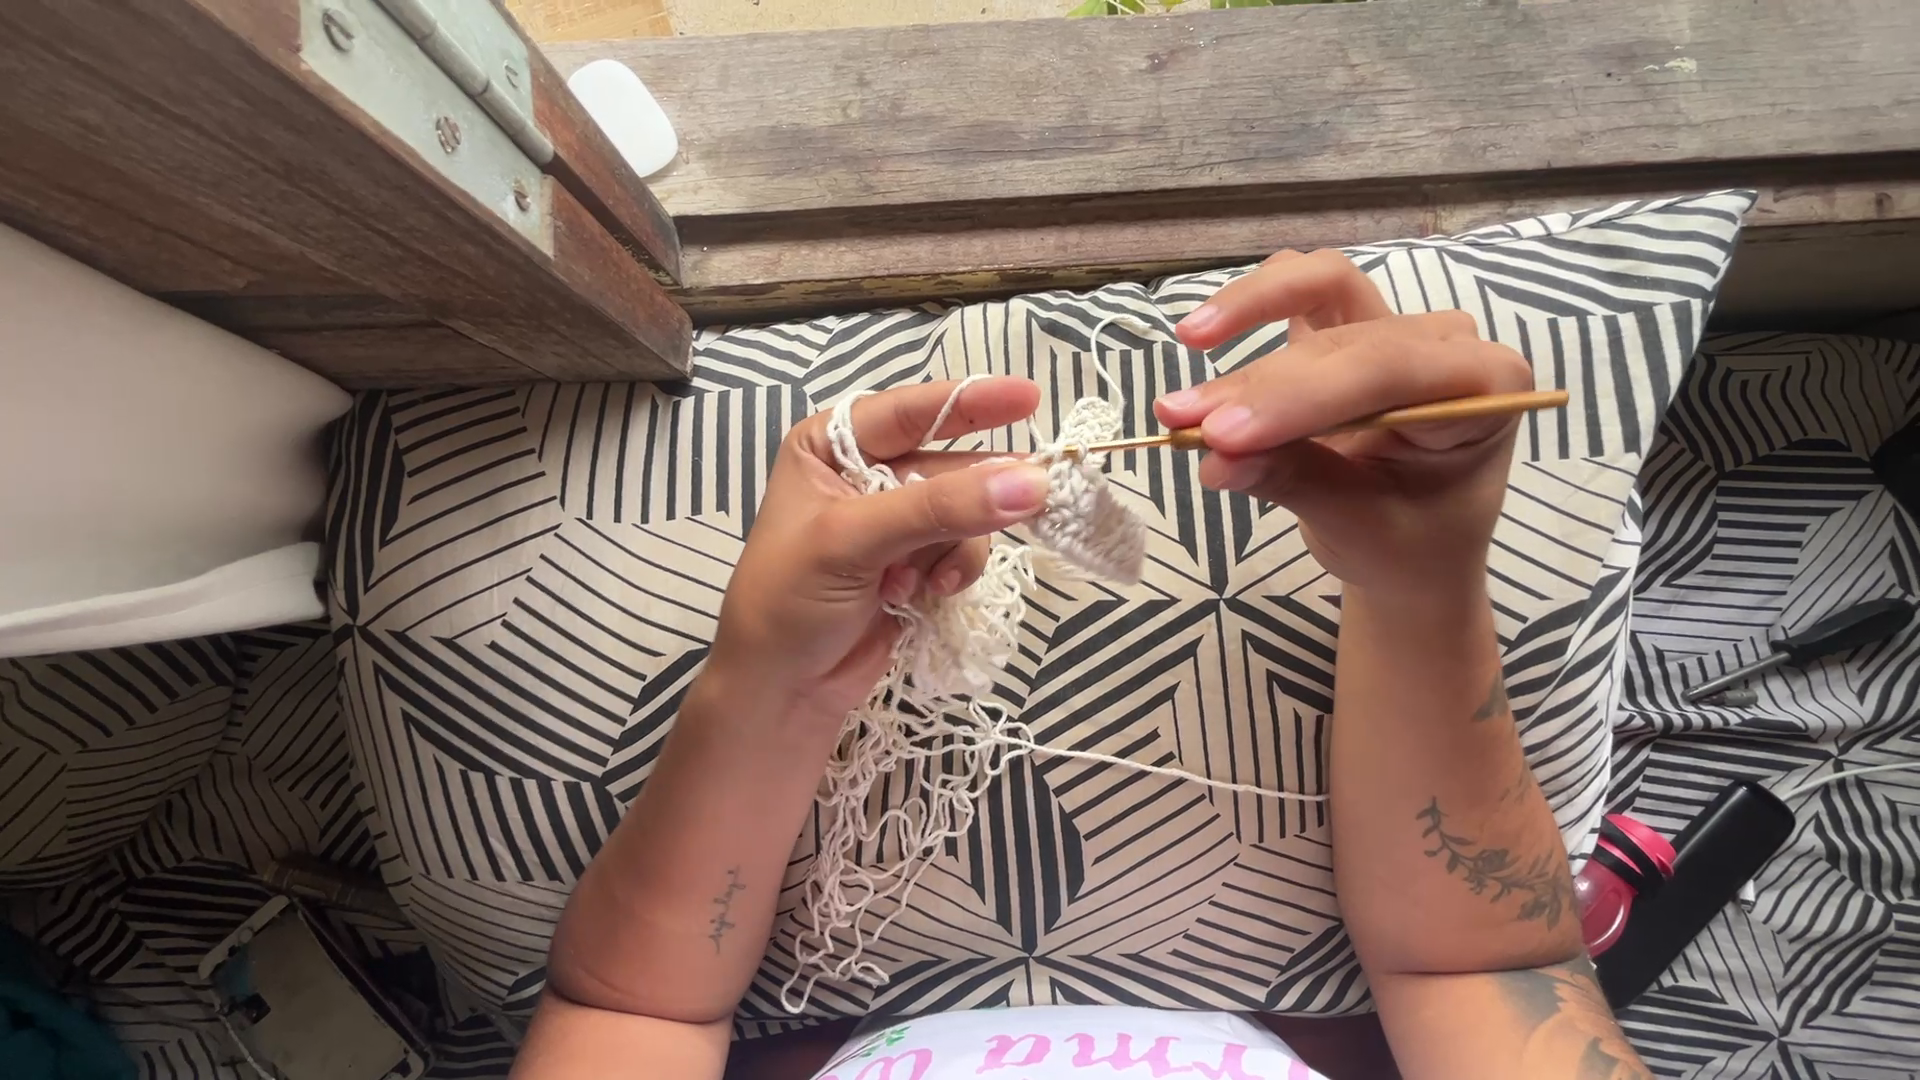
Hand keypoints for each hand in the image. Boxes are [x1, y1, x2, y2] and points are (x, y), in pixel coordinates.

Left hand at [706, 377, 1048, 724]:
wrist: (783, 691)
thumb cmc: (792, 601)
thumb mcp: (853, 541)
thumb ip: (938, 509)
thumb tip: (1030, 482)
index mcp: (828, 446)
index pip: (908, 411)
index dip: (970, 402)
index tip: (1030, 397)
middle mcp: (863, 475)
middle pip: (946, 464)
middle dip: (976, 489)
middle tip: (1035, 491)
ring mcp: (894, 524)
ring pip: (965, 512)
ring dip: (957, 545)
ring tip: (928, 580)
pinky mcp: (915, 565)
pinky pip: (963, 550)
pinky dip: (954, 571)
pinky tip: (926, 595)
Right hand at [1161, 250, 1533, 597]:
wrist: (1412, 549)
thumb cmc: (1406, 544)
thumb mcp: (1355, 525)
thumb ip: (1291, 482)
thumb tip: (1212, 461)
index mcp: (1484, 391)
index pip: (1388, 371)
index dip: (1299, 397)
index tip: (1221, 436)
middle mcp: (1446, 345)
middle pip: (1341, 337)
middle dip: (1258, 382)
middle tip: (1181, 422)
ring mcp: (1395, 329)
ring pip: (1320, 286)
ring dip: (1246, 318)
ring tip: (1183, 362)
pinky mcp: (1346, 331)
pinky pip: (1302, 290)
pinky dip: (1252, 305)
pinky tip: (1206, 331)